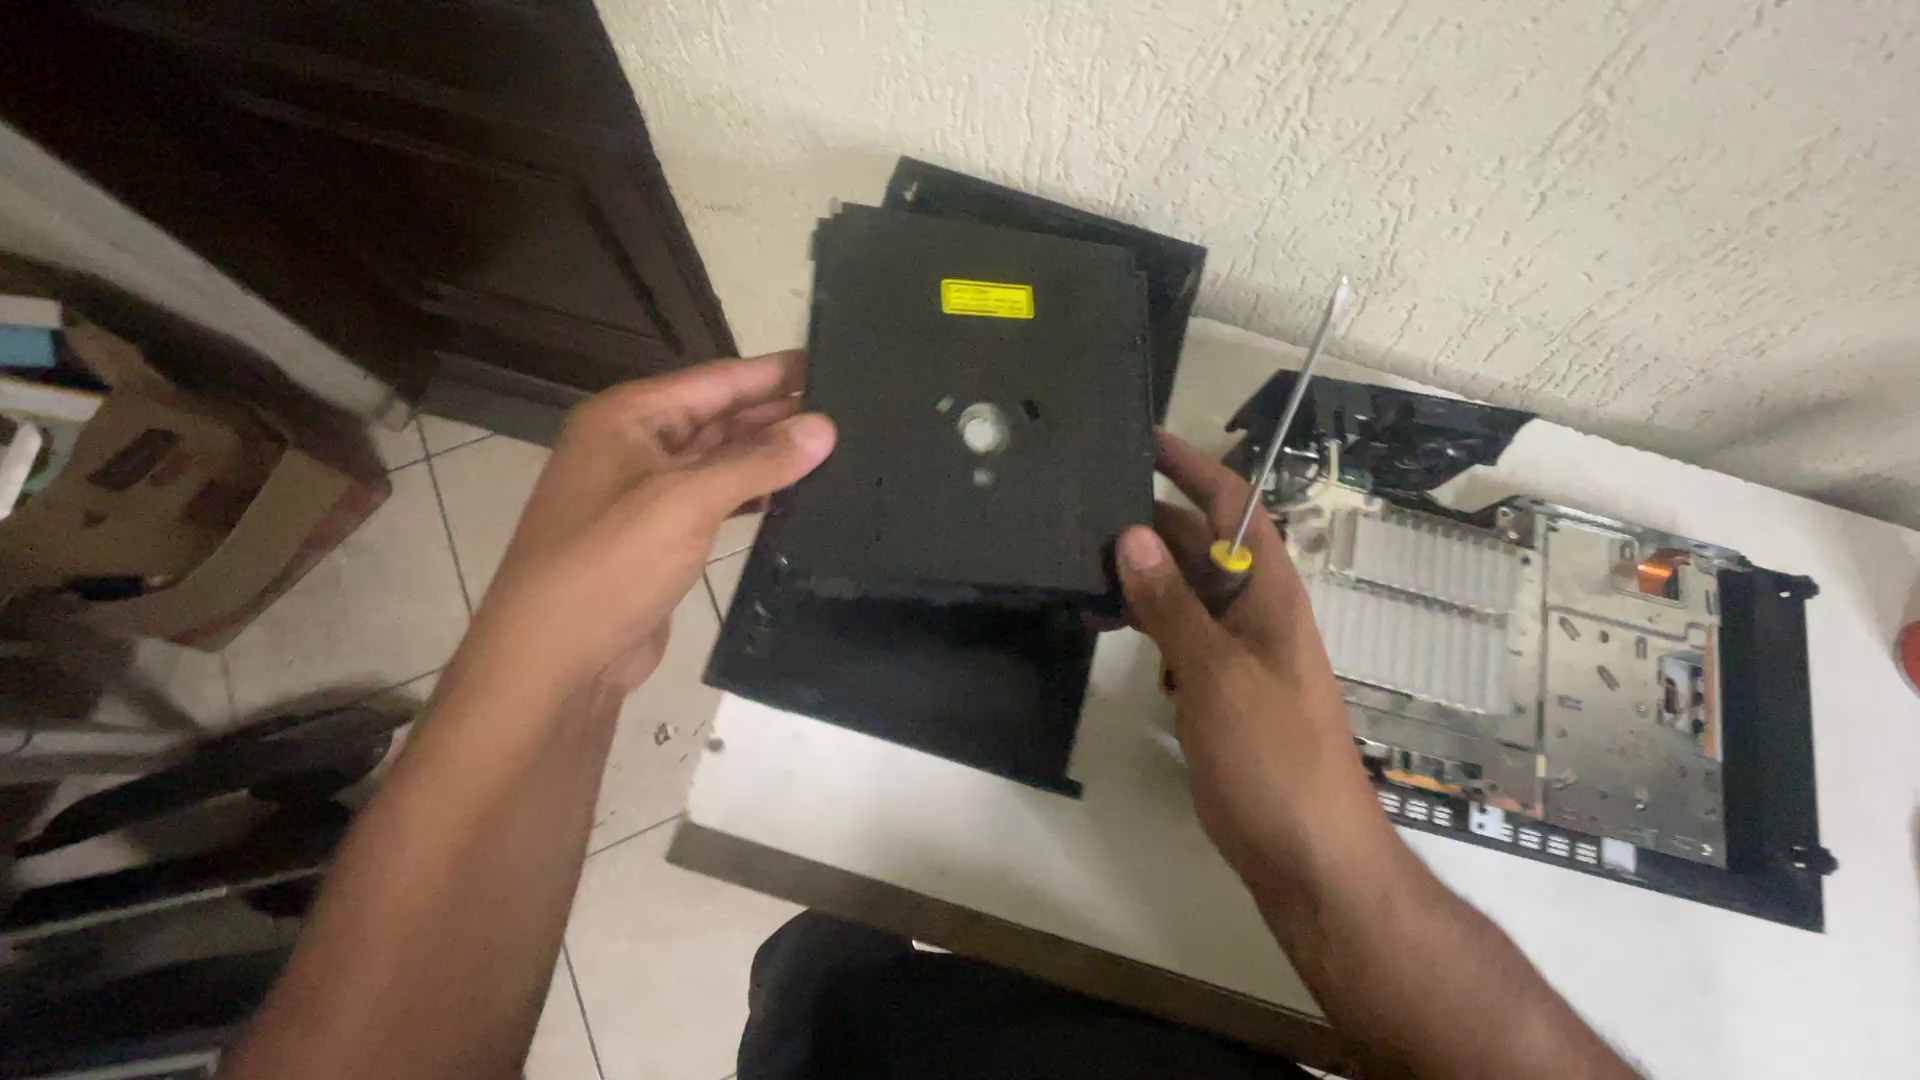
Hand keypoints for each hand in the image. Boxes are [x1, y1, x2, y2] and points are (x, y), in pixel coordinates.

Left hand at [451, 351, 834, 701]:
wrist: (555, 658)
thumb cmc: (611, 564)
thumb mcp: (686, 501)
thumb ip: (758, 462)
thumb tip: (824, 428)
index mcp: (629, 418)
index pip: (716, 380)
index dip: (773, 372)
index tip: (831, 365)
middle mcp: (635, 446)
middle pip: (719, 418)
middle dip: (777, 414)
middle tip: (845, 412)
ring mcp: (645, 493)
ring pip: (720, 461)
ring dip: (768, 457)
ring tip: (833, 451)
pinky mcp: (660, 536)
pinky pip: (716, 501)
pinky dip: (752, 496)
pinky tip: (793, 498)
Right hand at [1114, 432, 1386, 891]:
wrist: (1303, 848)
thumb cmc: (1273, 752)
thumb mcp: (1217, 672)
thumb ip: (1172, 604)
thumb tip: (1133, 536)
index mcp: (1268, 593)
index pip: (1234, 507)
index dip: (1194, 468)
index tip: (1145, 440)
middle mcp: (1250, 611)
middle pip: (1199, 546)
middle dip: (1149, 523)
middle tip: (1082, 507)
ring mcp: (1230, 651)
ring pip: (1180, 591)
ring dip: (1137, 575)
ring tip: (1077, 562)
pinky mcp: (1211, 686)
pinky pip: (1171, 634)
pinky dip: (1139, 621)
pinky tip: (1100, 622)